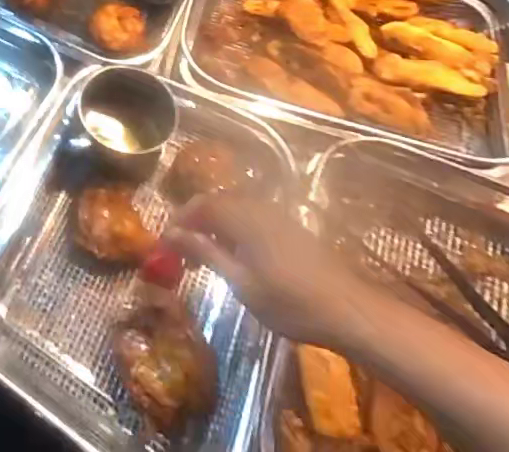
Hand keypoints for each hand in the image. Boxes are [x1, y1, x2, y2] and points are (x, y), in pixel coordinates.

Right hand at [166, 194, 373, 346]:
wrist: (345, 307)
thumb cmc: (289, 301)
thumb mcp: (240, 282)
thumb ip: (206, 252)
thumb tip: (172, 234)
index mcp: (243, 216)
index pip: (200, 204)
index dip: (179, 220)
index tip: (163, 244)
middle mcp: (257, 205)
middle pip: (216, 202)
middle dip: (194, 222)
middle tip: (180, 253)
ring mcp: (275, 213)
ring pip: (233, 207)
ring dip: (213, 225)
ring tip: (203, 256)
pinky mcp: (286, 224)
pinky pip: (249, 214)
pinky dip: (232, 228)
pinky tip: (233, 255)